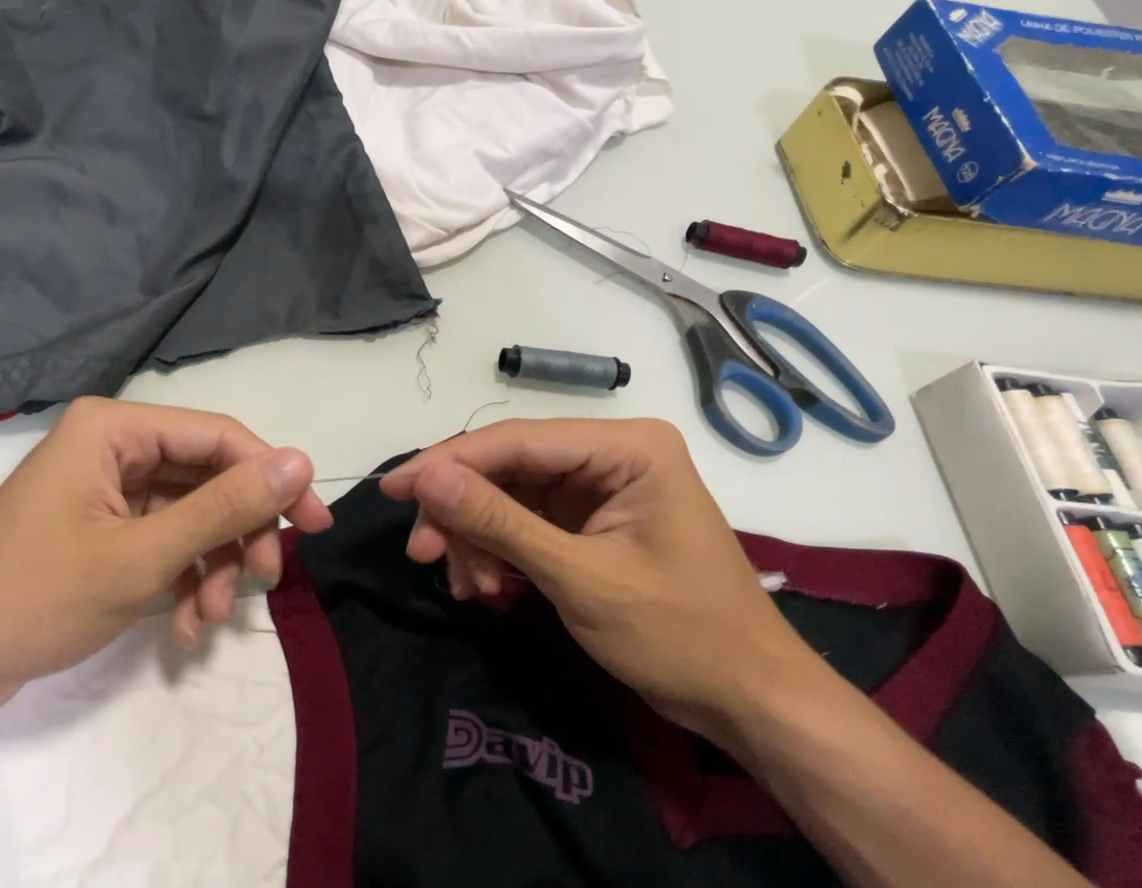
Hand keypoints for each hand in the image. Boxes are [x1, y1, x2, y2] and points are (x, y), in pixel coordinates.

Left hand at [0, 397, 331, 723]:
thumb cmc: (34, 597)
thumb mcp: (141, 555)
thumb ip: (224, 507)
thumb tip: (300, 462)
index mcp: (114, 429)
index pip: (218, 436)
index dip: (273, 478)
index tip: (315, 527)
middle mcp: (111, 448)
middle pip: (206, 477)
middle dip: (236, 535)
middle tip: (263, 583)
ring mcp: (103, 491)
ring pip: (188, 516)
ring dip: (209, 567)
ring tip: (207, 620)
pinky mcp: (98, 531)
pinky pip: (160, 542)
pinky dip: (180, 580)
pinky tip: (184, 626)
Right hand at [379, 418, 816, 736]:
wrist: (749, 700)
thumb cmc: (679, 634)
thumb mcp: (579, 578)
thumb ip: (499, 522)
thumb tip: (426, 478)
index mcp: (627, 447)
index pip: (516, 440)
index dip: (447, 463)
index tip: (393, 491)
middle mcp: (612, 454)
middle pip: (508, 467)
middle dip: (463, 513)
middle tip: (423, 555)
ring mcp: (601, 489)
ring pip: (509, 497)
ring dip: (479, 541)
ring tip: (471, 589)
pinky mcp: (592, 522)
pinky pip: (526, 524)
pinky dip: (500, 555)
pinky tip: (489, 589)